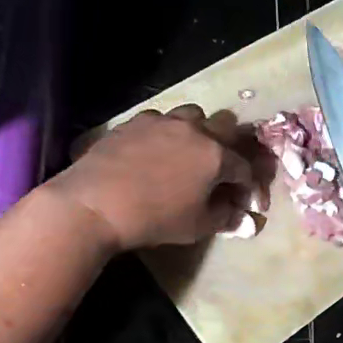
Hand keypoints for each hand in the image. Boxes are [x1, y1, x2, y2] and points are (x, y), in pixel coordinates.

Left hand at [44, 106, 254, 252]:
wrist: (96, 204)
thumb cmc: (155, 219)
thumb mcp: (197, 226)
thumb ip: (225, 218)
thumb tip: (240, 216)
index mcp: (217, 156)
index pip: (244, 168)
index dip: (247, 186)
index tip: (241, 200)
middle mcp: (195, 130)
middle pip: (225, 127)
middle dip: (230, 147)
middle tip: (221, 169)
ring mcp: (163, 121)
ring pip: (193, 115)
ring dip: (199, 131)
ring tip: (189, 152)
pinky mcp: (135, 121)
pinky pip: (160, 120)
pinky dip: (166, 132)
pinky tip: (156, 151)